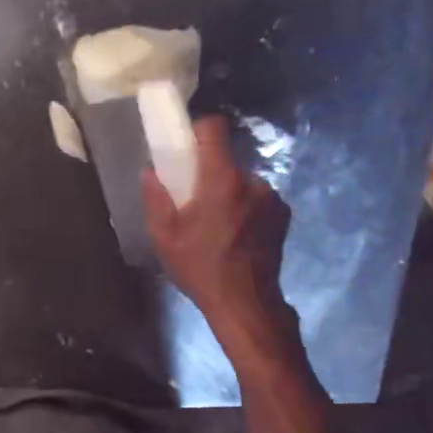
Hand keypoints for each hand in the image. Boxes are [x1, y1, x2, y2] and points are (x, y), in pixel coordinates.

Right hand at [142, 116, 292, 339]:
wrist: (245, 303)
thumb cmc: (200, 269)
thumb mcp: (165, 238)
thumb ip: (156, 199)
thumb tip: (150, 171)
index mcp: (221, 181)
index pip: (214, 129)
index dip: (198, 130)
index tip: (185, 146)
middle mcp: (252, 181)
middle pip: (226, 161)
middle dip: (209, 175)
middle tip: (195, 204)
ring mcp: (272, 197)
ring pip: (242, 182)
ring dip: (229, 194)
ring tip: (216, 226)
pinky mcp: (282, 214)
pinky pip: (257, 199)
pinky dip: (245, 209)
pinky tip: (236, 236)